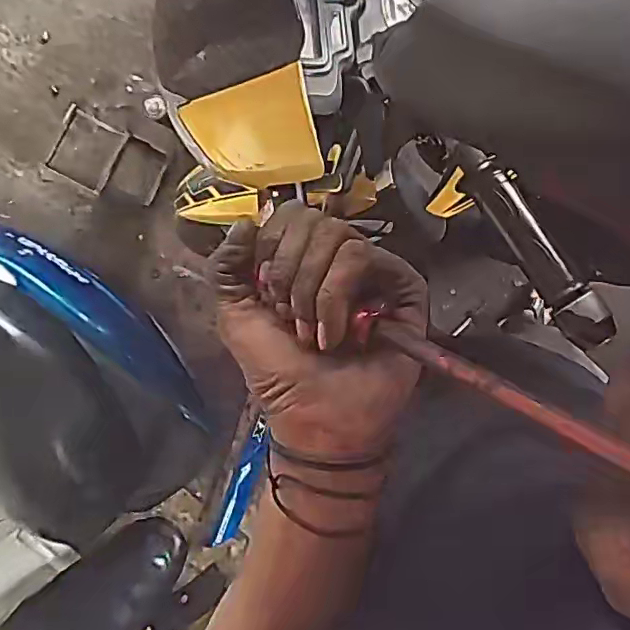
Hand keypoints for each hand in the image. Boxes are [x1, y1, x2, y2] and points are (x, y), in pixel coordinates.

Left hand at [209, 203, 428, 456]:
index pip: (290, 215)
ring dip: (312, 292)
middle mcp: (338, 258)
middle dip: (288, 273)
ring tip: (315, 333)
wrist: (315, 415)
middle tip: (289, 317)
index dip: (271, 247)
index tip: (266, 293)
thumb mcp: (236, 315)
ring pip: (338, 236)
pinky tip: (338, 334)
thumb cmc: (279, 372)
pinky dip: (336, 297)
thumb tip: (246, 221)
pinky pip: (362, 257)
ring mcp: (373, 270)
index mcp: (301, 258)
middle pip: (312, 220)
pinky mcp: (402, 285)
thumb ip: (227, 265)